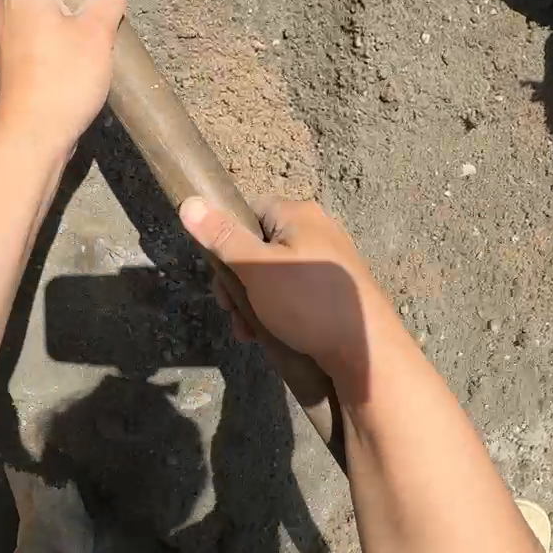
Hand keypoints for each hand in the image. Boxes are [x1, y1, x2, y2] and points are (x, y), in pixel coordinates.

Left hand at [0, 0, 128, 163]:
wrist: (34, 135)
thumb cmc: (63, 77)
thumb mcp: (97, 33)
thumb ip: (107, 0)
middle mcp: (7, 17)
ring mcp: (6, 48)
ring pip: (19, 17)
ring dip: (36, 11)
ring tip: (64, 14)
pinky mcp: (13, 75)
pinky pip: (26, 45)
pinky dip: (41, 41)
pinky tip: (63, 55)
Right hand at [179, 195, 396, 391]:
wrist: (363, 350)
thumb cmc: (306, 302)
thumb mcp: (255, 268)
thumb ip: (221, 237)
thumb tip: (188, 202)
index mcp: (298, 215)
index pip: (248, 211)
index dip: (227, 239)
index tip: (220, 273)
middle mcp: (316, 231)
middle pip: (258, 246)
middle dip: (237, 281)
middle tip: (231, 310)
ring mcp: (327, 262)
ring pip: (272, 274)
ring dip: (252, 301)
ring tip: (248, 331)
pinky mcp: (333, 290)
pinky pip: (293, 292)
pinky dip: (275, 310)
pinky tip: (267, 334)